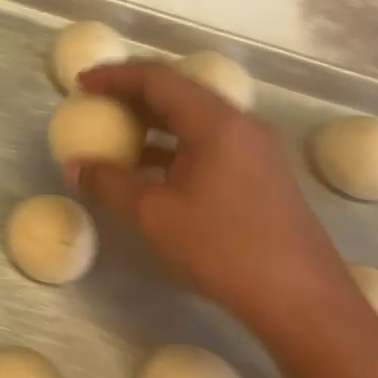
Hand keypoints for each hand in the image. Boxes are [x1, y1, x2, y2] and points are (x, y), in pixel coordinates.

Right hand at [68, 61, 358, 342]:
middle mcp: (241, 125)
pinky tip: (150, 171)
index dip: (115, 76)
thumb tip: (75, 166)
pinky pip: (208, 143)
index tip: (81, 84)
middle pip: (179, 93)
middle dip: (132, 96)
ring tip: (115, 136)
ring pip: (195, 120)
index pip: (158, 79)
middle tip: (95, 105)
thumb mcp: (155, 216)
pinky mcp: (262, 175)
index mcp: (216, 122)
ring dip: (153, 123)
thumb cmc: (225, 249)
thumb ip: (110, 184)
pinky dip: (174, 147)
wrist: (302, 301)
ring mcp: (256, 150)